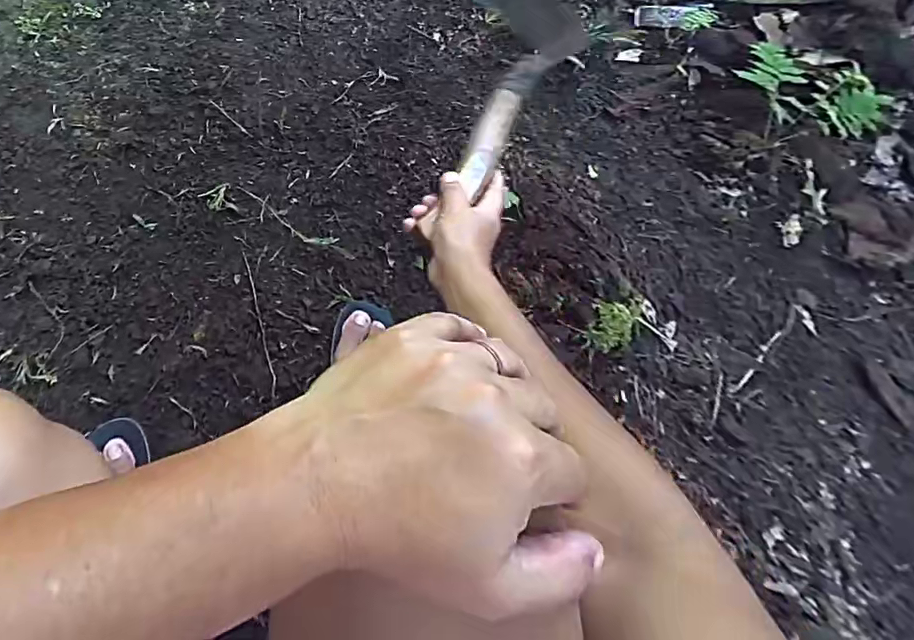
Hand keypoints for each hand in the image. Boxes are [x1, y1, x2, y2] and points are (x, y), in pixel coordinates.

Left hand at [276, 312, 602, 620]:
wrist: (320, 477)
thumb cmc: (397, 535)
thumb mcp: (487, 587)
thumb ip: (557, 574)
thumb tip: (593, 546)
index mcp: (522, 458)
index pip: (570, 469)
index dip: (552, 489)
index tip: (525, 495)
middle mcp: (495, 397)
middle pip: (543, 410)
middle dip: (530, 435)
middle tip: (495, 456)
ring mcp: (452, 358)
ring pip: (506, 363)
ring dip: (502, 386)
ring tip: (477, 410)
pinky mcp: (415, 335)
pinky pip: (459, 327)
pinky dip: (466, 343)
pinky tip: (459, 364)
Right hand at [403, 170, 505, 273]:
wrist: (453, 273)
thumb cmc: (461, 241)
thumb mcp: (455, 207)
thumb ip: (452, 189)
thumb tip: (451, 177)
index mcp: (487, 211)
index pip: (494, 187)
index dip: (489, 175)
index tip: (483, 166)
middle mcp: (477, 222)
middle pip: (461, 201)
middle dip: (442, 196)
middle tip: (432, 196)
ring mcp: (462, 235)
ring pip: (444, 215)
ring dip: (427, 211)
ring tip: (418, 211)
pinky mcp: (448, 247)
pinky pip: (433, 231)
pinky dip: (421, 227)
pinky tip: (412, 225)